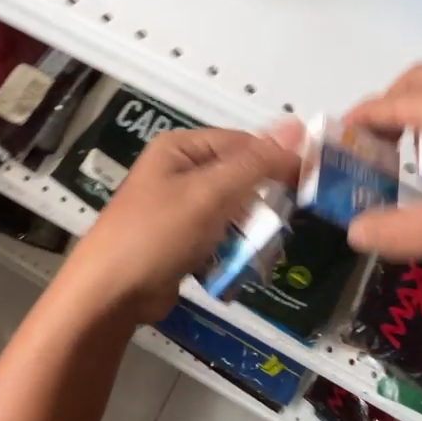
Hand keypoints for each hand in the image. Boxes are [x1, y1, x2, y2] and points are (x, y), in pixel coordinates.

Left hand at [58, 125, 299, 324]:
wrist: (111, 293)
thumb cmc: (157, 234)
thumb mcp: (210, 193)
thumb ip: (256, 164)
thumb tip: (297, 127)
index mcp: (181, 148)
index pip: (244, 143)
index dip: (277, 160)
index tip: (310, 183)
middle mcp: (180, 171)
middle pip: (240, 177)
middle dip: (262, 203)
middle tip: (280, 225)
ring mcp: (181, 208)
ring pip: (235, 211)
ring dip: (250, 231)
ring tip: (260, 251)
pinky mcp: (183, 240)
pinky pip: (221, 237)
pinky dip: (233, 250)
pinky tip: (239, 266)